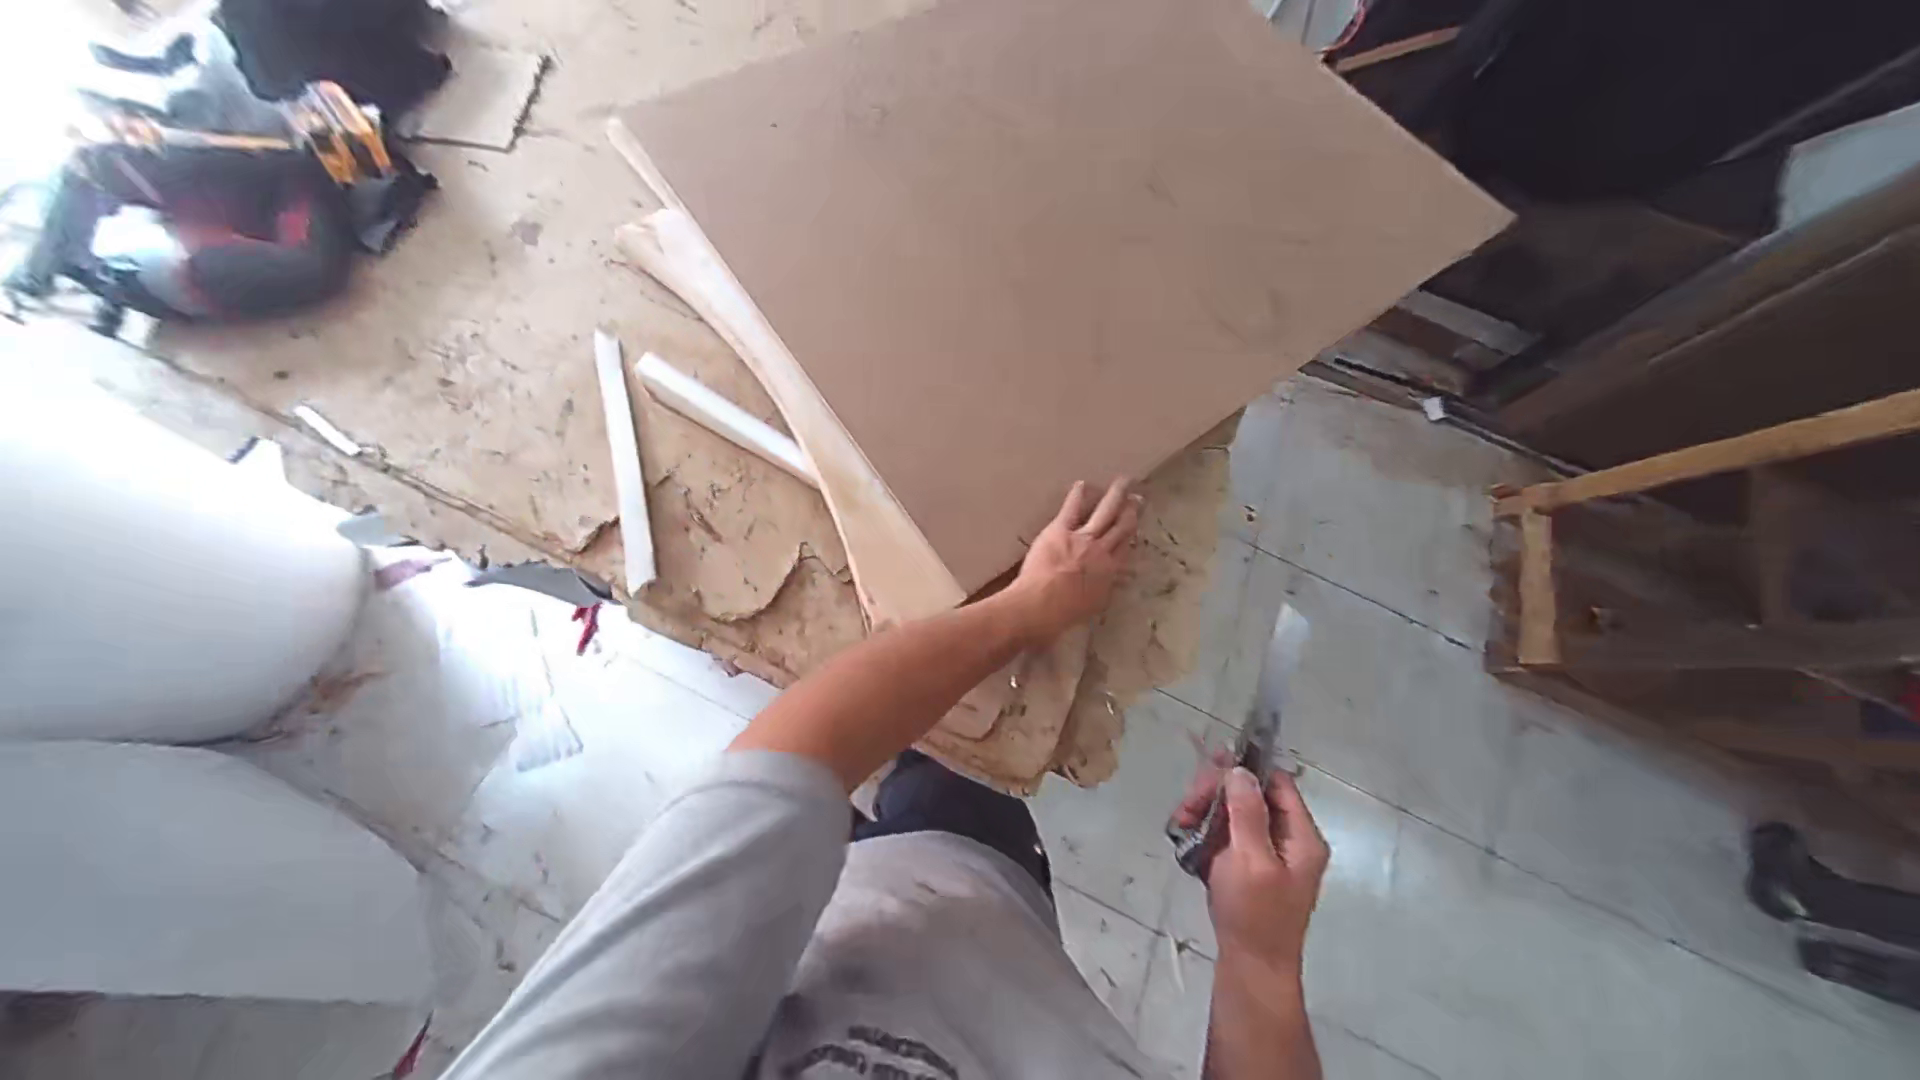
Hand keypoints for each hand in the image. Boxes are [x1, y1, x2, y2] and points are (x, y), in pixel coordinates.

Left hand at [1005, 479, 1140, 643]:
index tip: (1136, 524)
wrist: (1041, 605)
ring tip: (1124, 482)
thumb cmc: (1064, 614)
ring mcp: (1083, 538)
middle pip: (1122, 527)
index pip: (1125, 548)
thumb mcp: (1093, 605)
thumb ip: (1105, 590)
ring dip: (1116, 495)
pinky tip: (1083, 484)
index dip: (1132, 534)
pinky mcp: (1061, 530)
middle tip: (1138, 497)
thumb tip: (1116, 583)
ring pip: (1105, 512)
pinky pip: (1072, 508)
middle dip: (1131, 510)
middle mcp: (1102, 552)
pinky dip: (1078, 495)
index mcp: (1109, 572)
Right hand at [1173, 763, 1327, 976]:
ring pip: (1233, 810)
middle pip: (1250, 794)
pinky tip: (1186, 834)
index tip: (1211, 767)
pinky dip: (1205, 827)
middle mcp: (1287, 838)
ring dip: (1205, 808)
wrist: (1251, 966)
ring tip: (1182, 820)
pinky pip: (1225, 831)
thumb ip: (1247, 812)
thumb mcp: (1251, 859)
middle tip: (1189, 803)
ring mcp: (1265, 851)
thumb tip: (1240, 770)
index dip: (1246, 771)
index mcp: (1301, 836)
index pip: (1277, 783)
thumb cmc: (1255, 913)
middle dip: (1216, 792)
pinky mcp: (1245, 863)